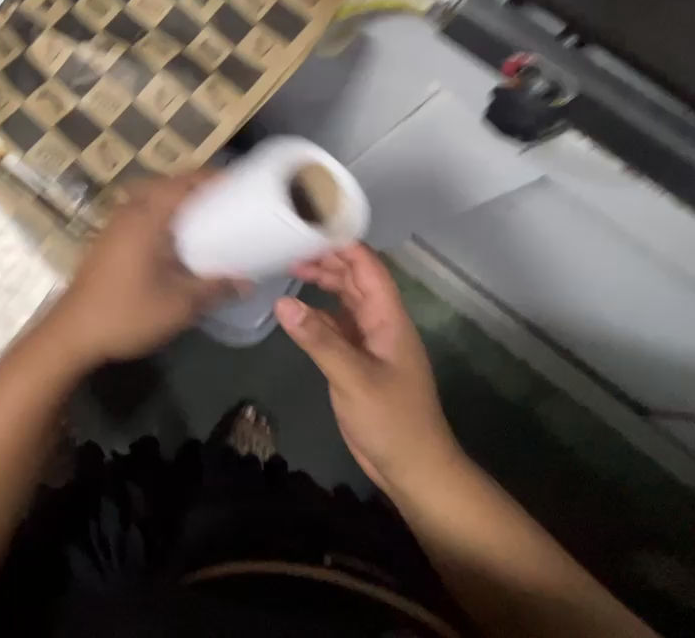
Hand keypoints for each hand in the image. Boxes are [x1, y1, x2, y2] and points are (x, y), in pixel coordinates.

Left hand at [41, 173, 248, 367]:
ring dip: (176, 201)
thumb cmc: (126, 313)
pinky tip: (176, 241)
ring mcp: (114, 225)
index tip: (239, 187)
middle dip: (196, 188)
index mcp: (146, 217)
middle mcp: (128, 212)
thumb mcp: (179, 305)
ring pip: (150, 198)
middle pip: (166, 184)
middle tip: (225, 203)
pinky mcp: (108, 240)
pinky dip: (162, 215)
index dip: (212, 179)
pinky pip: (140, 213)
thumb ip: (215, 288)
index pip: (183, 182)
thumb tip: (247, 281)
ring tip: (205, 219)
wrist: (72, 333)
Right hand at [277, 244, 462, 496]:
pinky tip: (294, 311)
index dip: (344, 244)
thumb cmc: (392, 420)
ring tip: (289, 268)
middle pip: (355, 279)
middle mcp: (380, 324)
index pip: (368, 268)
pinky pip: (336, 326)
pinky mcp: (357, 362)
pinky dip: (316, 313)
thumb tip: (282, 301)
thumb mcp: (354, 378)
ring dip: (322, 283)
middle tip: (289, 247)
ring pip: (345, 300)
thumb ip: (319, 339)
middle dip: (327, 259)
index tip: (312, 225)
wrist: (412, 468)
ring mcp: (369, 343)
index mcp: (389, 319)